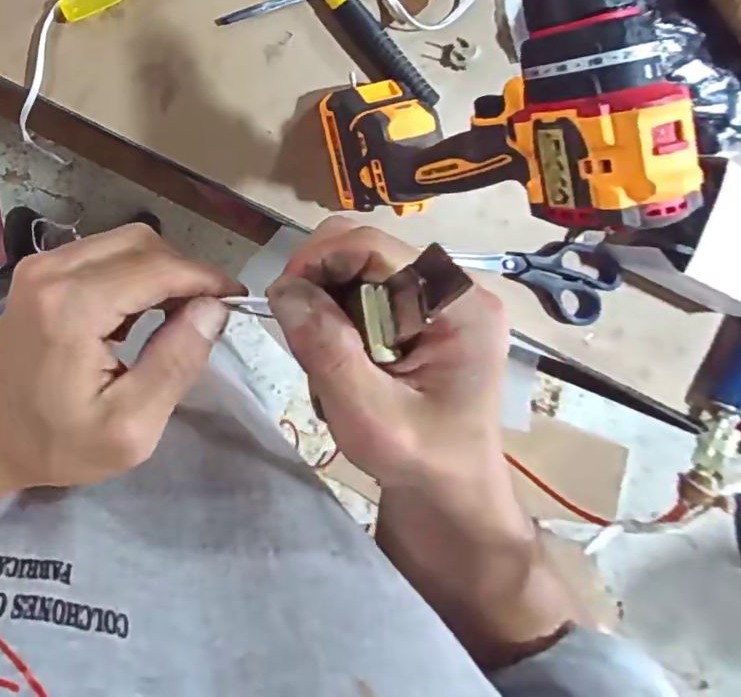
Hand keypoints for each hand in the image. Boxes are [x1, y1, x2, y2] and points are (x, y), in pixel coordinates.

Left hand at [0, 224, 242, 490]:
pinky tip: (139, 308)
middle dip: (184, 271)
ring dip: (160, 268)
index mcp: (71, 308)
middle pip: (141, 242)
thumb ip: (175, 363)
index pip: (156, 268)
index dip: (204, 278)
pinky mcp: (40, 267)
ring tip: (176, 313)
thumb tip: (214, 308)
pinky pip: (103, 250)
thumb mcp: (129, 427)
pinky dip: (133, 270)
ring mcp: (42, 263)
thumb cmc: (57, 442)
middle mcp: (53, 270)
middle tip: (206, 312)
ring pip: (124, 240)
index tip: (237, 298)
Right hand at [266, 216, 510, 487]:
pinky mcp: (418, 307)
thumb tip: (284, 289)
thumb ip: (328, 351)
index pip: (372, 246)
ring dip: (323, 296)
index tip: (283, 299)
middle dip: (317, 279)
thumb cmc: (421, 462)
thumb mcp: (370, 417)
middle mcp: (451, 287)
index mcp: (457, 304)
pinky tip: (337, 347)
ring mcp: (435, 295)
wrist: (452, 494)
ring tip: (322, 348)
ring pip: (354, 262)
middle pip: (361, 246)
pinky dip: (333, 306)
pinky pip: (359, 282)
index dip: (318, 259)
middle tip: (300, 328)